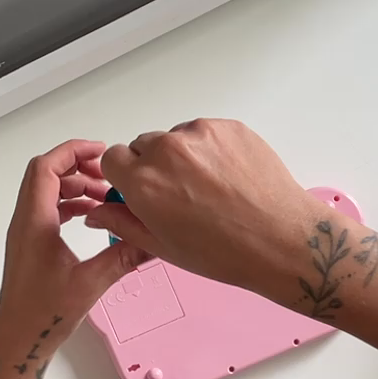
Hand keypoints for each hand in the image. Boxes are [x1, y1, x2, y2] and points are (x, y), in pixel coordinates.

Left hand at [0, 140, 145, 365]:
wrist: (18, 341)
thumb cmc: (42, 315)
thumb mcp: (90, 283)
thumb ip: (122, 256)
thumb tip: (151, 240)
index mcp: (34, 222)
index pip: (46, 168)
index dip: (73, 151)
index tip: (101, 151)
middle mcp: (25, 223)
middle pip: (46, 175)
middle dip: (79, 168)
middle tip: (109, 177)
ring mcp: (25, 235)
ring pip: (46, 194)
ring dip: (75, 188)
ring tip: (106, 198)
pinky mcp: (29, 247)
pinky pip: (47, 212)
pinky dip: (69, 206)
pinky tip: (91, 218)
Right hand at [87, 119, 321, 299]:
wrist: (280, 239)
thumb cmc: (223, 251)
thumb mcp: (162, 246)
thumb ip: (122, 223)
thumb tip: (97, 213)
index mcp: (143, 183)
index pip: (112, 159)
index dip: (124, 178)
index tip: (139, 192)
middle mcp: (167, 151)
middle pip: (142, 146)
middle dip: (152, 167)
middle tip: (177, 195)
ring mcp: (200, 135)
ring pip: (174, 138)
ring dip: (181, 157)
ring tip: (207, 189)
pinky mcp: (228, 126)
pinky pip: (204, 133)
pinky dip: (208, 151)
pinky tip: (225, 179)